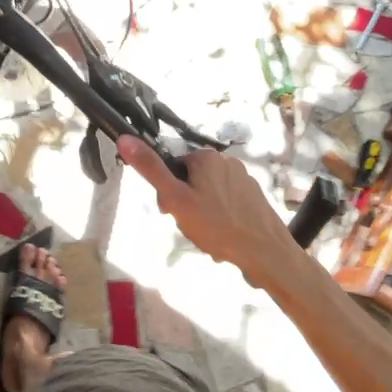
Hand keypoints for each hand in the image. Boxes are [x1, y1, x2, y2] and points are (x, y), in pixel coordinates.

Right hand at [117, 137, 299, 274]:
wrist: (267, 254)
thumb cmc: (217, 225)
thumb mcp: (176, 198)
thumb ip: (150, 169)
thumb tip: (124, 138)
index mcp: (206, 157)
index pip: (173, 168)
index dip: (168, 191)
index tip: (171, 212)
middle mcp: (227, 161)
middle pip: (191, 181)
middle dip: (186, 205)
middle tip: (190, 227)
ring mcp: (244, 179)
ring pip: (208, 195)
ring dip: (202, 214)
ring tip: (208, 236)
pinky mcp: (255, 197)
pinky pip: (226, 205)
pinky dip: (221, 219)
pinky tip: (224, 239)